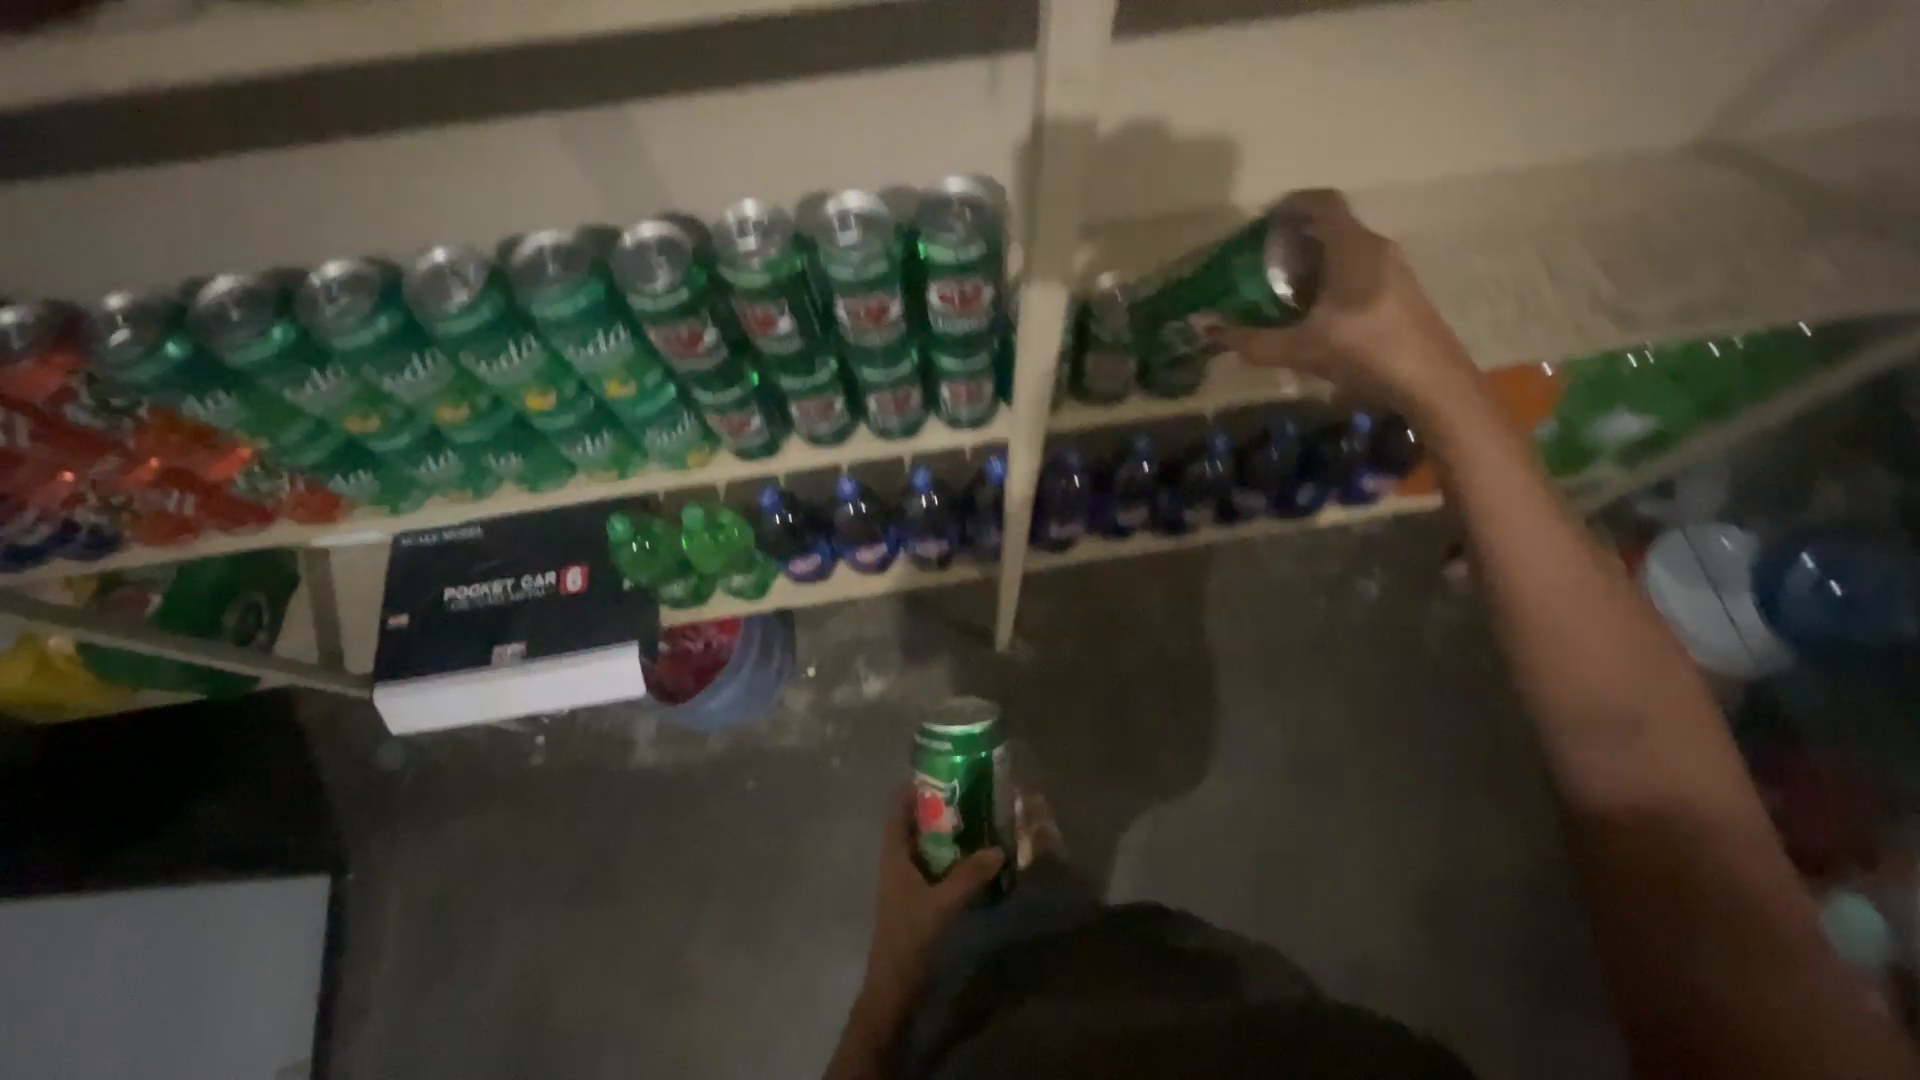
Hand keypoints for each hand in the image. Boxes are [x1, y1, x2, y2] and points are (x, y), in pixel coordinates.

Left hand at [859, 785, 1005, 1007]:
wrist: (894, 984)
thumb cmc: (910, 937)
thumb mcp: (942, 904)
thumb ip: (970, 876)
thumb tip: (998, 848)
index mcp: (893, 854)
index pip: (897, 808)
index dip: (913, 787)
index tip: (942, 771)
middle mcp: (896, 861)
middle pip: (912, 822)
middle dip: (935, 805)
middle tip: (968, 791)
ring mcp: (905, 880)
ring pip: (923, 844)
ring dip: (944, 830)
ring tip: (976, 816)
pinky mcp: (916, 897)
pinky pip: (932, 864)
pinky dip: (949, 855)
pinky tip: (974, 856)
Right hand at [1221, 189, 1479, 421]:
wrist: (1433, 384)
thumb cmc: (1367, 354)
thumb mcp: (1300, 350)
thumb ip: (1250, 339)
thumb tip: (1202, 328)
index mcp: (1354, 248)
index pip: (1322, 202)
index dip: (1291, 204)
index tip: (1262, 222)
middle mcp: (1376, 248)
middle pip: (1332, 226)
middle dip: (1294, 239)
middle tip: (1260, 262)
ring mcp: (1393, 270)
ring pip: (1346, 249)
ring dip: (1312, 261)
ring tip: (1280, 290)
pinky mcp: (1400, 293)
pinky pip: (1358, 269)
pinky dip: (1331, 277)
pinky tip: (1313, 313)